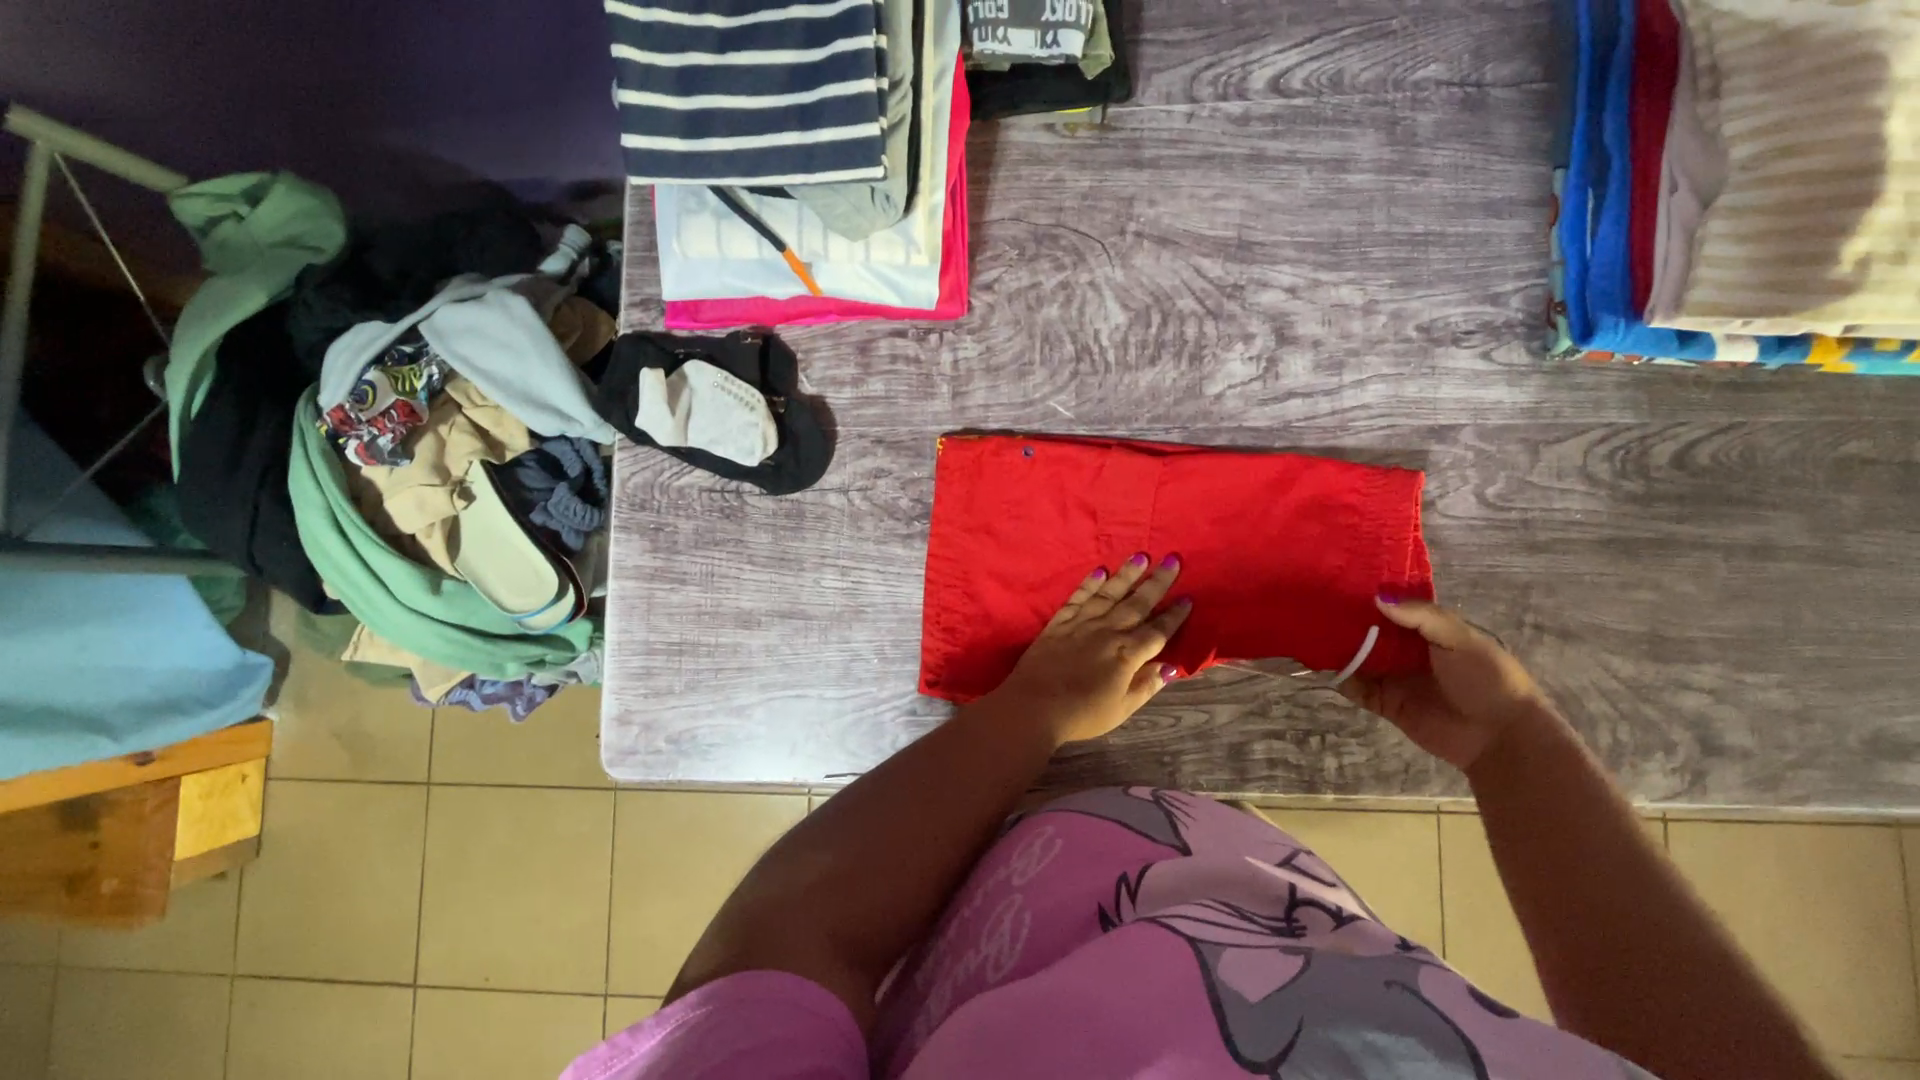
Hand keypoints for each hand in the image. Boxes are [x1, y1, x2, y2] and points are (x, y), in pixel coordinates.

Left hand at [977, 553, 1193, 744]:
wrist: (1033, 707)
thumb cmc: (1081, 714)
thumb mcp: (1122, 708)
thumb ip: (1146, 685)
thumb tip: (1171, 667)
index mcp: (1127, 654)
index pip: (1158, 631)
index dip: (1174, 616)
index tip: (1188, 598)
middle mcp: (1108, 632)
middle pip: (1138, 603)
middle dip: (1158, 582)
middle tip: (1173, 559)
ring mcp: (1081, 624)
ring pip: (1109, 594)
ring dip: (1127, 574)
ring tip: (1141, 556)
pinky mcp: (1058, 623)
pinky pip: (1078, 598)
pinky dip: (1090, 584)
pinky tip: (1100, 571)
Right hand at [1338, 597, 1558, 772]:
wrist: (1498, 736)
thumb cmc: (1487, 679)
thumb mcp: (1460, 638)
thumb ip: (1421, 616)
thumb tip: (1378, 597)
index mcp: (1429, 632)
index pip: (1394, 609)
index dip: (1372, 598)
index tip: (1342, 584)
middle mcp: (1408, 653)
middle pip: (1370, 634)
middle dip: (1348, 625)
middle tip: (1316, 609)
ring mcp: (1395, 679)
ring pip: (1359, 661)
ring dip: (1339, 652)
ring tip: (1312, 637)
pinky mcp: (1386, 705)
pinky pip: (1357, 690)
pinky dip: (1341, 681)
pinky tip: (1324, 669)